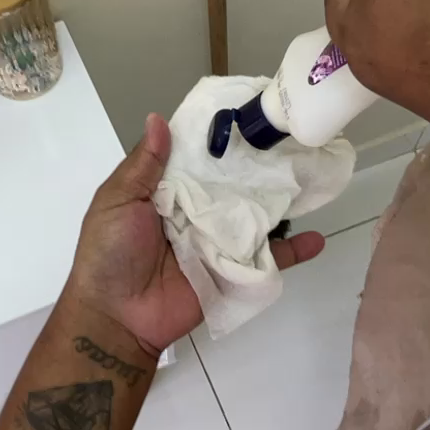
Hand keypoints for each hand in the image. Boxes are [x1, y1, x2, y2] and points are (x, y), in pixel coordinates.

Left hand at [64, 114, 324, 355]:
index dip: (221, 140)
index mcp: (165, 193)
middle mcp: (195, 213)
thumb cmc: (110, 253)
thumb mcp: (117, 201)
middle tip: (296, 140)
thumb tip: (158, 118)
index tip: (251, 113)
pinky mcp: (231, 271)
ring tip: (316, 177)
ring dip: (282, 201)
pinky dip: (293, 251)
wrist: (117, 316)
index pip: (198, 160)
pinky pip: (266, 260)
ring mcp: (216, 242)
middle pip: (233, 185)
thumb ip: (143, 165)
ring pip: (255, 217)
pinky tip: (318, 237)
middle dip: (260, 166)